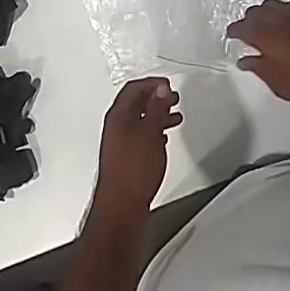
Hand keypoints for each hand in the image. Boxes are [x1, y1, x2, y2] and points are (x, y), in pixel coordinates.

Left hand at [91, 77, 182, 224]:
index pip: (134, 88)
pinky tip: (162, 136)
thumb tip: (161, 90)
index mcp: (119, 116)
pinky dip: (154, 130)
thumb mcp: (150, 132)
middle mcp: (116, 127)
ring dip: (157, 114)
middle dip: (155, 97)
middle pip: (136, 102)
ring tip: (173, 114)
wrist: (121, 207)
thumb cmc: (131, 173)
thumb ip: (157, 108)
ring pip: (139, 119)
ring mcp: (120, 143)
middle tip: (171, 95)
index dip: (152, 83)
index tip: (166, 84)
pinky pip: (140, 134)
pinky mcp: (126, 157)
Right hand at [227, 0, 289, 108]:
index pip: (242, 27)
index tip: (232, 35)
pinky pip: (288, 6)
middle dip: (248, 21)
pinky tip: (283, 23)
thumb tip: (245, 60)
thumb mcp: (278, 83)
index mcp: (266, 36)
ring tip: (264, 26)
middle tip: (247, 33)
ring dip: (264, 13)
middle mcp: (279, 20)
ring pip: (271, 5)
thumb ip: (258, 67)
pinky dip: (280, 12)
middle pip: (255, 12)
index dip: (234, 31)